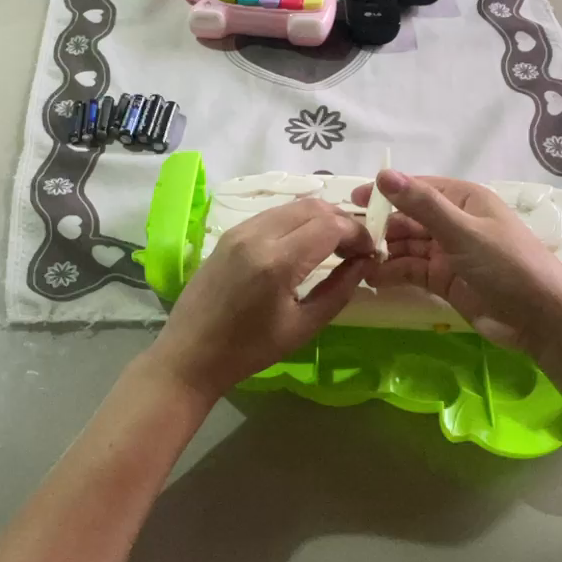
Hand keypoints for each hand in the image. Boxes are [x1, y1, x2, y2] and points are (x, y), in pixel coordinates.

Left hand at [147, 198, 375, 401]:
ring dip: (319, 219)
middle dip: (342, 221)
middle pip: (313, 207)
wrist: (190, 354)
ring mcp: (240, 231)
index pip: (331, 226)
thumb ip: (338, 290)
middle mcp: (257, 235)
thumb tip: (364, 263)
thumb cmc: (248, 350)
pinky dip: (296, 222)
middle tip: (355, 249)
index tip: (371, 253)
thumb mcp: (303, 327)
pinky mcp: (229, 234)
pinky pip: (272, 215)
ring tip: (333, 248)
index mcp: (277, 261)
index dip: (358, 234)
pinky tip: (303, 246)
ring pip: (292, 206)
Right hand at [350, 171, 561, 357]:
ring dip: (384, 252)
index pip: (417, 188)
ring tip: (356, 261)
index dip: (386, 192)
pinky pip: (412, 271)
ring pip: (407, 246)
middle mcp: (454, 222)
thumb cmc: (507, 266)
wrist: (542, 319)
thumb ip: (422, 205)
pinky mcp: (445, 281)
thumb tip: (384, 174)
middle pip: (408, 218)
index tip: (353, 201)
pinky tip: (372, 280)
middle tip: (349, 239)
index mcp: (464, 200)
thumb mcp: (462, 232)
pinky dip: (393, 274)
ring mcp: (449, 253)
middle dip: (381, 226)